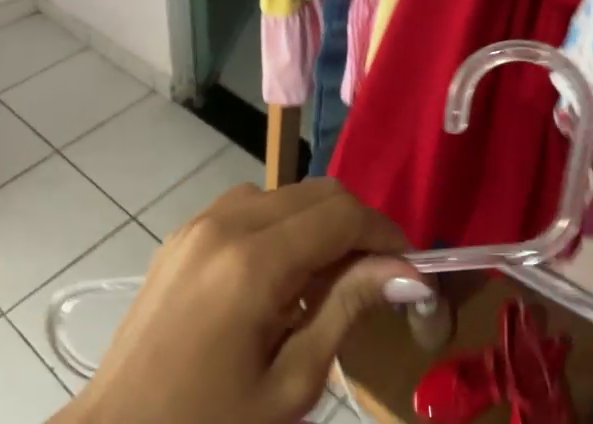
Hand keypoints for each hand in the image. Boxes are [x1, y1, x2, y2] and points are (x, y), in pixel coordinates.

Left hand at [55, 179, 426, 423]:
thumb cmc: (210, 423)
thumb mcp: (290, 384)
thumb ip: (346, 310)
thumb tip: (405, 270)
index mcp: (252, 262)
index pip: (340, 214)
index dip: (384, 233)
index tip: (410, 268)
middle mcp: (225, 223)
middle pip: (315, 192)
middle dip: (356, 225)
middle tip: (378, 275)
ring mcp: (198, 223)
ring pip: (283, 193)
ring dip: (318, 222)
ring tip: (330, 280)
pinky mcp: (182, 234)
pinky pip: (248, 207)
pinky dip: (281, 225)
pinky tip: (282, 275)